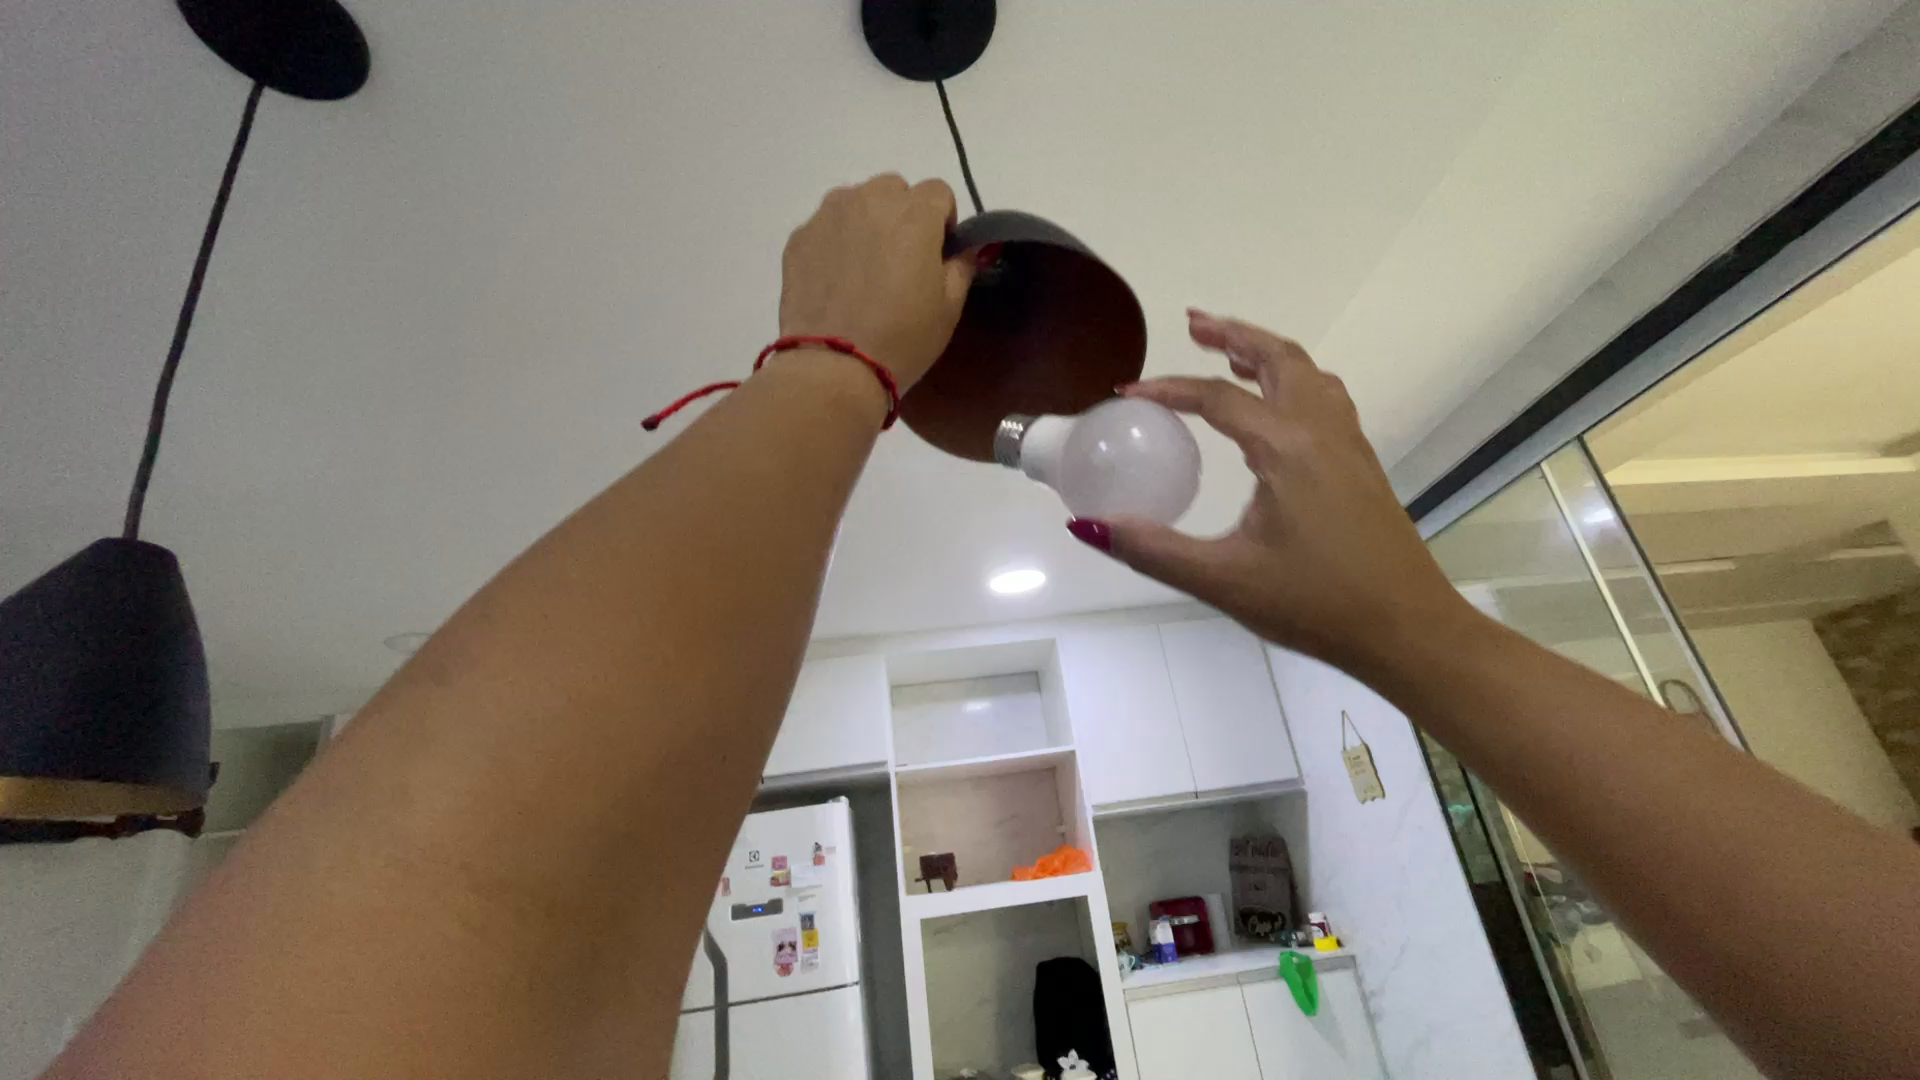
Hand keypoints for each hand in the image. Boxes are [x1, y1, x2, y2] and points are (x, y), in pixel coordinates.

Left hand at [779, 175, 974, 391]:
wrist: (834, 366)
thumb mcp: (949, 308)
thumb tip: (965, 247)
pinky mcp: (799, 238)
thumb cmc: (902, 338)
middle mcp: (870, 199)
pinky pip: (826, 228)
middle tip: (900, 264)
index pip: (938, 192)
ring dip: (866, 224)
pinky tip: (837, 284)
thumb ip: (961, 265)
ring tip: (864, 272)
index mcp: (914, 213)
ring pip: (856, 202)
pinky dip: (835, 244)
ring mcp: (828, 215)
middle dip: (902, 217)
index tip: (937, 256)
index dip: (942, 222)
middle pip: (894, 190)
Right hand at [1070, 310, 1475, 673]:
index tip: (1127, 393)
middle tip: (1192, 323)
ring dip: (1267, 353)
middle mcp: (1321, 432)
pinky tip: (1276, 409)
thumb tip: (1087, 527)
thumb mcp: (1222, 580)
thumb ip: (1152, 550)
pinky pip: (1325, 399)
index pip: (1217, 398)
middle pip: (1278, 358)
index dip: (1168, 390)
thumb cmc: (1314, 604)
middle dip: (1232, 334)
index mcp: (1286, 449)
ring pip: (1309, 373)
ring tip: (1230, 353)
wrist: (1407, 629)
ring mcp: (1348, 446)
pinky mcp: (1361, 466)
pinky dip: (1293, 380)